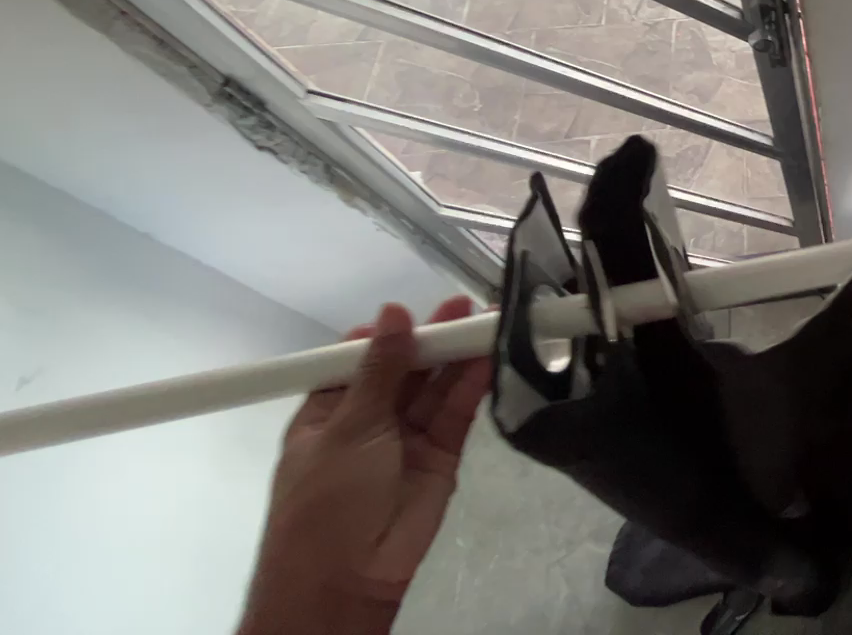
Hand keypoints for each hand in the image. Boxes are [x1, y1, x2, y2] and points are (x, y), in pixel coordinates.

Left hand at [238, 298, 492, 634]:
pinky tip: (491, 353)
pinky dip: (475, 380)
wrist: (349, 577)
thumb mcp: (347, 428)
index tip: (410, 311)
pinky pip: (459, 407)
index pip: (359, 363)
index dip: (384, 336)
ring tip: (489, 318)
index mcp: (328, 414)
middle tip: (463, 307)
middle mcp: (370, 420)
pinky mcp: (443, 449)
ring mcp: (408, 435)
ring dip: (459, 354)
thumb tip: (392, 313)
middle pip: (406, 369)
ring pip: (437, 384)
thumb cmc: (327, 499)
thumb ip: (381, 369)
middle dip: (431, 338)